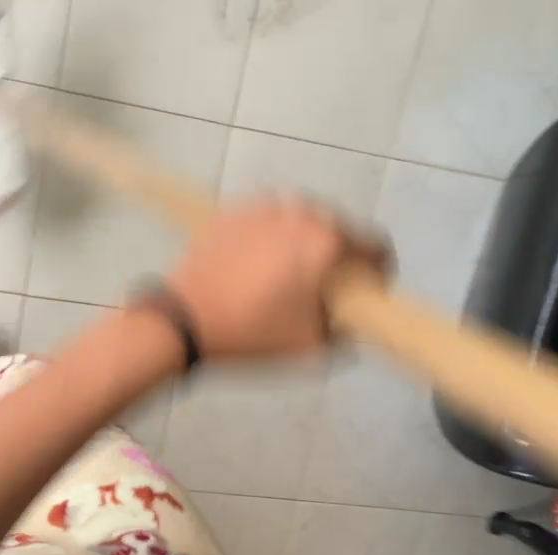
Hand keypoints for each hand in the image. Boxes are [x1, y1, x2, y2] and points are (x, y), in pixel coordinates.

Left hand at [165, 198, 388, 361]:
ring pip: (299, 223)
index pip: (376, 248)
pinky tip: (250, 267)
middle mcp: (303, 212)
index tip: (365, 293)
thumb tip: (352, 323)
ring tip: (280, 279)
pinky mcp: (233, 211)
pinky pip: (264, 223)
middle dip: (334, 259)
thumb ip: (344, 331)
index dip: (376, 273)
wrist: (180, 320)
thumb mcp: (308, 344)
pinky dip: (266, 240)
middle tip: (317, 291)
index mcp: (330, 240)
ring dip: (299, 245)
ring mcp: (265, 207)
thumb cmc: (249, 333)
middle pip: (336, 232)